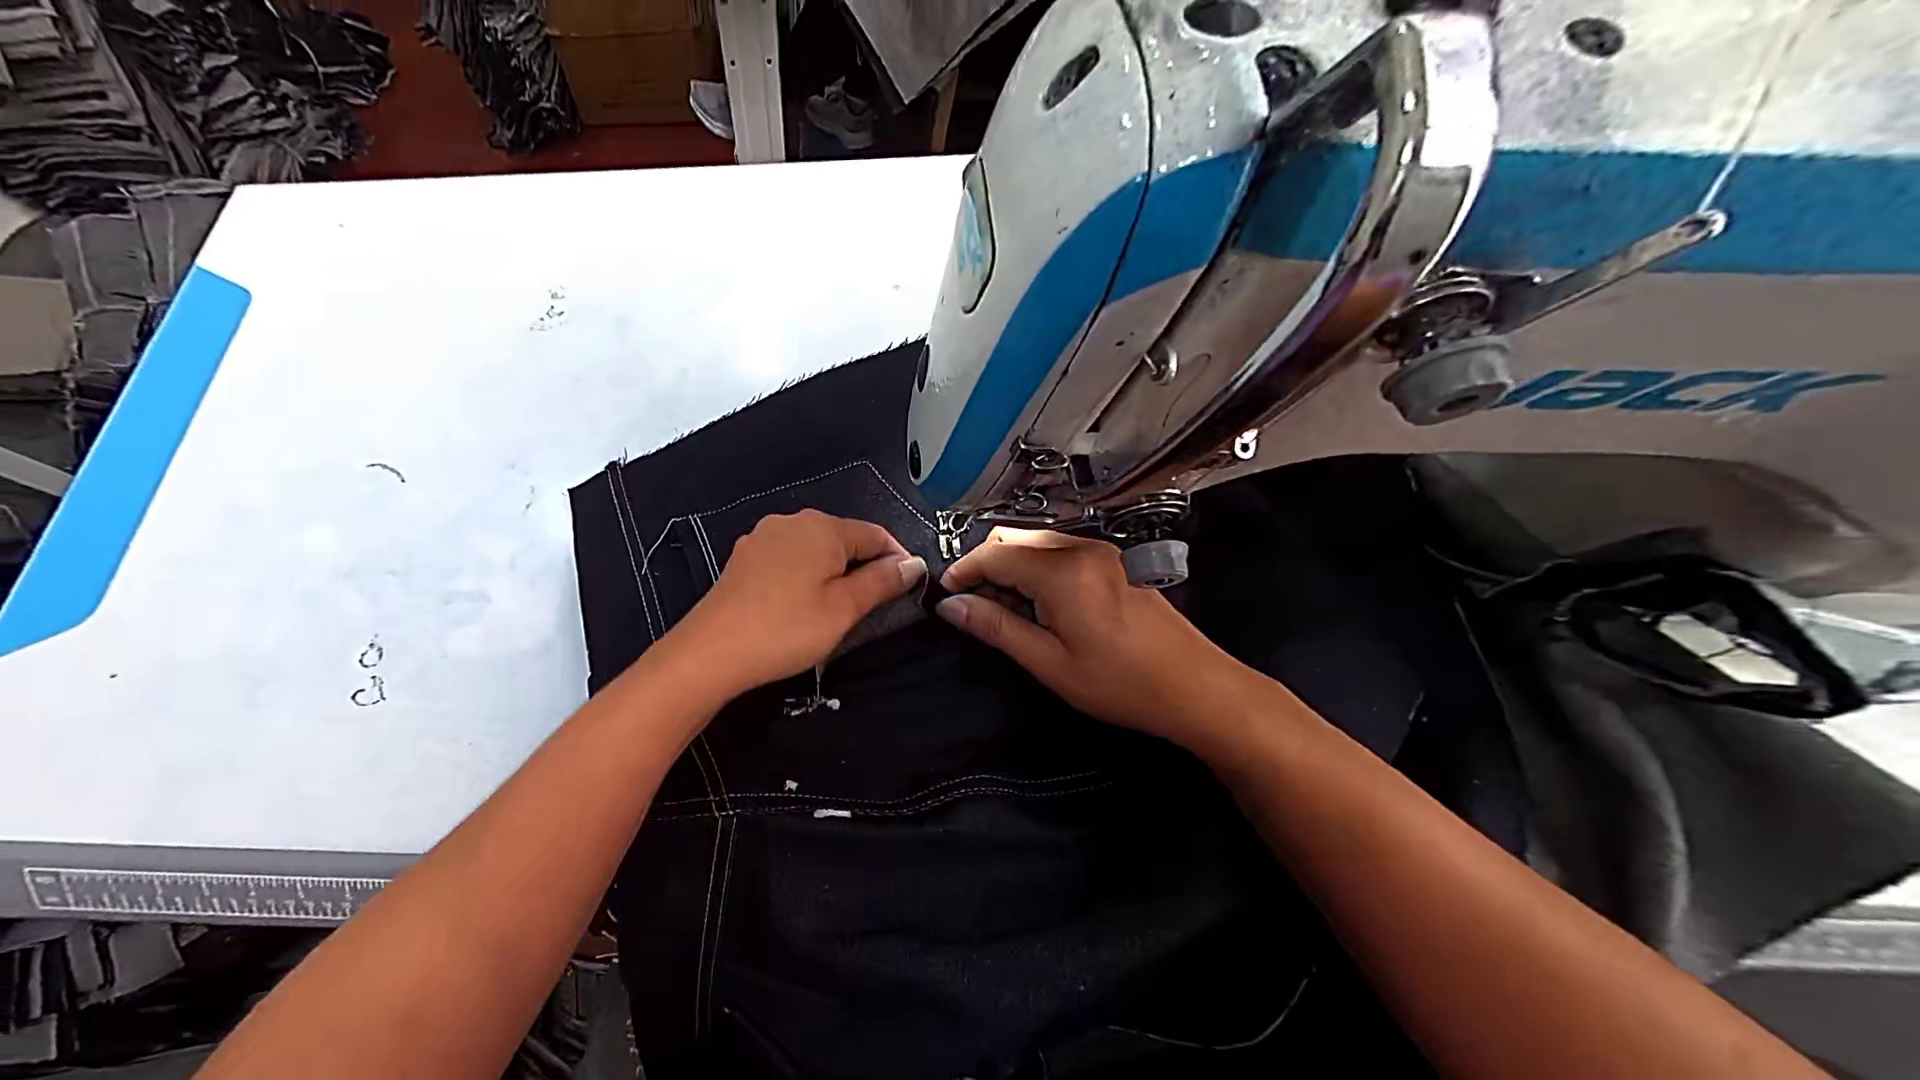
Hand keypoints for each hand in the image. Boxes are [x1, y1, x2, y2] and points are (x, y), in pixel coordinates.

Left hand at [663, 510, 925, 696]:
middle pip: (845, 538)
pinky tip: (802, 605)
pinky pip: (790, 558)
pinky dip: (807, 576)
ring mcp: (763, 537)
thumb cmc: (787, 629)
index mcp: (822, 527)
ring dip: (836, 572)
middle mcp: (793, 521)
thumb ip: (882, 582)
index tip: (909, 589)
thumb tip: (913, 564)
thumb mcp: (844, 608)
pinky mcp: (745, 558)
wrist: (710, 653)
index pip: (876, 534)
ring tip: (840, 609)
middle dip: (866, 566)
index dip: (898, 560)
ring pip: (816, 549)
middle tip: (875, 606)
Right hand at [935, 528, 1267, 753]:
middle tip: (972, 608)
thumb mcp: (1049, 662)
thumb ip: (996, 627)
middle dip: (986, 569)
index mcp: (1063, 571)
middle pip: (1014, 541)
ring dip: (1011, 570)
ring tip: (1004, 613)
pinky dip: (1038, 572)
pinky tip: (1039, 606)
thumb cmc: (1124, 684)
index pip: (994, 555)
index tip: (946, 595)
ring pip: (1037, 545)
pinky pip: (1061, 554)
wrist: (1196, 688)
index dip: (963, 572)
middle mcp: (1083, 550)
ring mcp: (1103, 553)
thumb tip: (953, 606)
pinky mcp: (1115, 563)